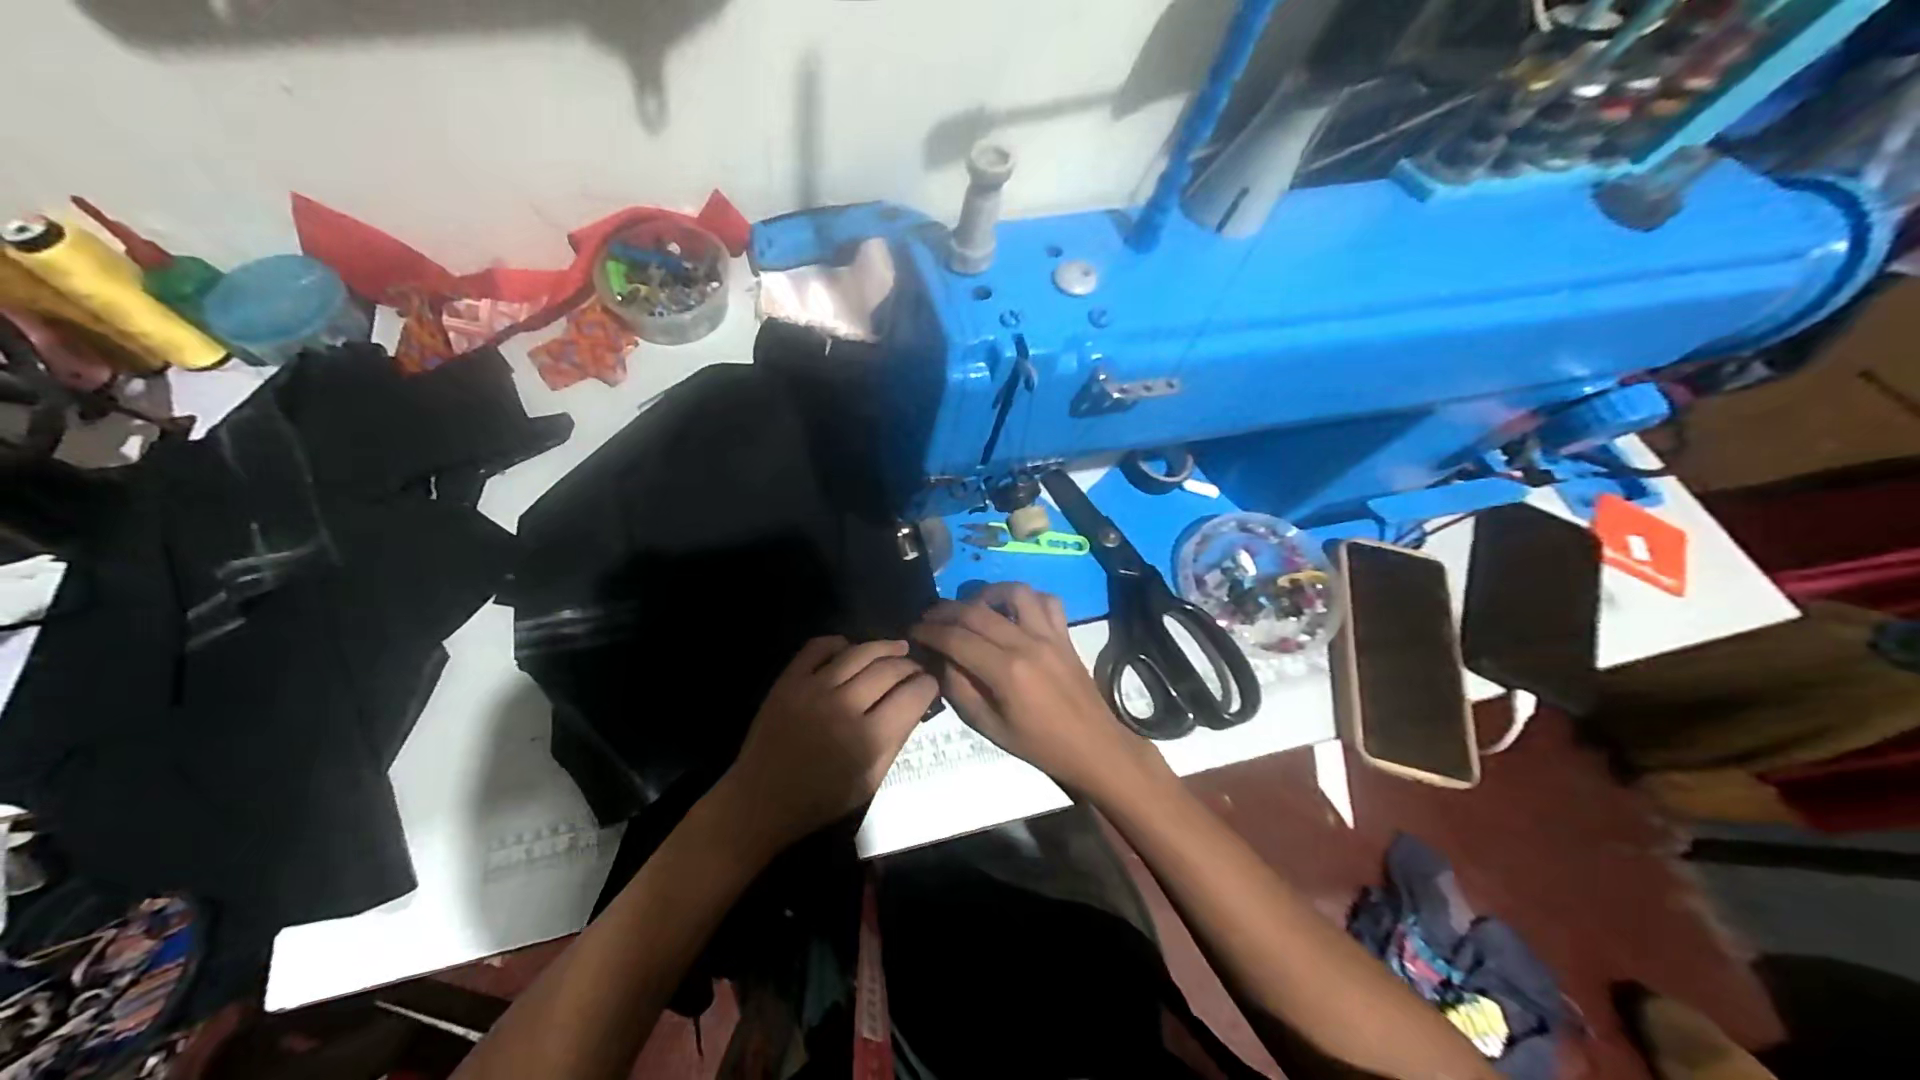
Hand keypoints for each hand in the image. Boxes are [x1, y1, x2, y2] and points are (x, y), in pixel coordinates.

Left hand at [720, 636, 938, 851]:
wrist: (761, 799)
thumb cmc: (822, 798)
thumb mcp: (872, 780)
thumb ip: (896, 738)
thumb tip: (916, 702)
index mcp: (869, 738)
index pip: (914, 695)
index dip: (929, 685)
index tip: (931, 684)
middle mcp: (844, 706)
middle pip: (890, 669)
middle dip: (911, 665)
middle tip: (915, 669)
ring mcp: (813, 689)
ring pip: (860, 651)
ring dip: (885, 647)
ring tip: (897, 648)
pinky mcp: (788, 680)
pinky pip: (819, 646)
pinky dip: (840, 643)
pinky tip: (851, 650)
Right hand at [911, 583, 1163, 797]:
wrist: (1092, 745)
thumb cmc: (1038, 744)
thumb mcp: (988, 726)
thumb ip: (959, 689)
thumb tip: (939, 659)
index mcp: (1005, 671)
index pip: (956, 637)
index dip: (929, 631)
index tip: (913, 630)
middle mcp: (1026, 643)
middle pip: (976, 611)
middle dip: (945, 610)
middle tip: (929, 617)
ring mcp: (1049, 634)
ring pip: (1013, 592)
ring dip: (986, 593)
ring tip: (972, 607)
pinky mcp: (1065, 633)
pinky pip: (1046, 600)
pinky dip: (1026, 597)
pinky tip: (1013, 609)